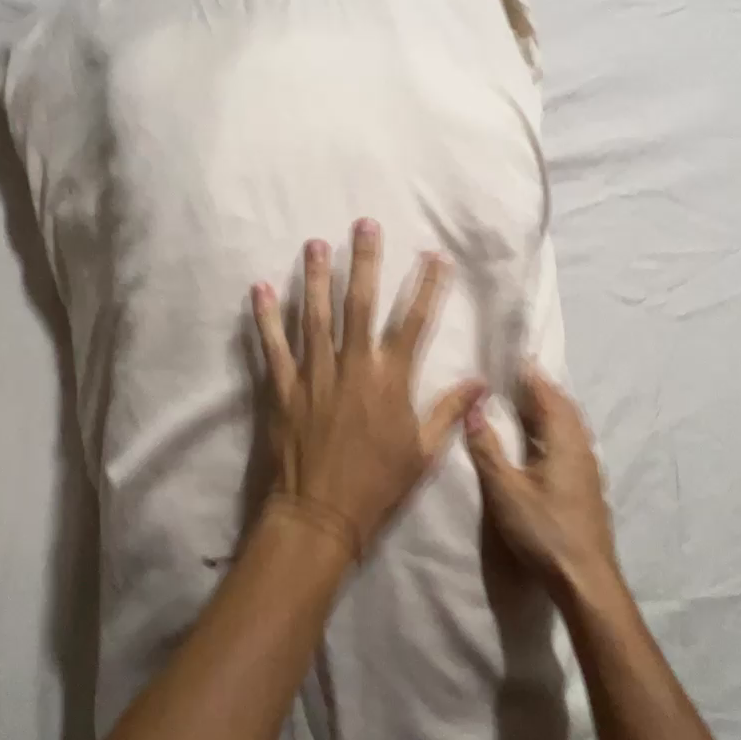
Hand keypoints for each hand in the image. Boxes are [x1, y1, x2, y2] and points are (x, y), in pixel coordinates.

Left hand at [251, 218, 487, 556]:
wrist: (319, 515)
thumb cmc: (378, 487)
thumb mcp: (423, 453)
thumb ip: (448, 411)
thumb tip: (480, 382)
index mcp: (390, 380)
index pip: (413, 322)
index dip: (426, 287)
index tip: (434, 256)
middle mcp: (352, 366)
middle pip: (359, 303)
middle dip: (364, 261)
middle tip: (364, 224)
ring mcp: (314, 374)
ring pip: (315, 315)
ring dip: (316, 277)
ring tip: (315, 244)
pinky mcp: (282, 388)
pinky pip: (272, 346)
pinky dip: (265, 317)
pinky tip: (260, 288)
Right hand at [465, 366, 621, 600]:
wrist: (585, 579)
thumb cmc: (544, 530)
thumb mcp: (505, 489)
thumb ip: (487, 447)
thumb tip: (473, 407)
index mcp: (564, 440)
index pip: (547, 393)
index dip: (529, 373)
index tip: (508, 356)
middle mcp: (582, 446)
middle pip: (561, 405)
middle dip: (538, 387)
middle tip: (510, 375)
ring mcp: (588, 467)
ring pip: (567, 425)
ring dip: (546, 408)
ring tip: (519, 401)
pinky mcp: (586, 484)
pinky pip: (569, 441)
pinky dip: (551, 429)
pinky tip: (535, 441)